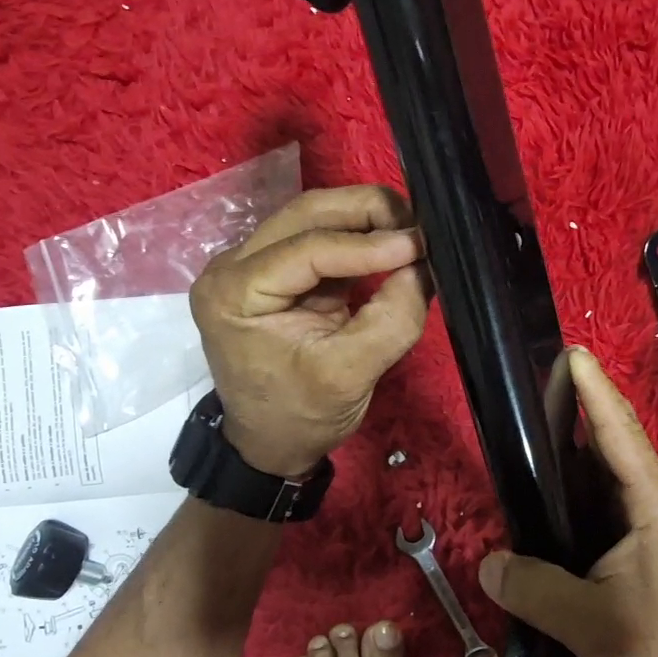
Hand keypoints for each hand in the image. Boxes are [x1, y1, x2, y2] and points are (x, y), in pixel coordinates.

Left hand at [189, 185, 431, 478]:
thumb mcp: (349, 376)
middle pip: (306, 213)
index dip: (368, 244)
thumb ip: (390, 320)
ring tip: (413, 233)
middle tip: (420, 226)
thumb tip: (424, 266)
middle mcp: (233, 266)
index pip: (308, 248)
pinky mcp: (279, 271)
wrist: (270, 445)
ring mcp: (253, 264)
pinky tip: (394, 245)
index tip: (421, 246)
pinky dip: (362, 238)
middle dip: (368, 211)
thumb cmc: (299, 417)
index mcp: (233, 292)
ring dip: (367, 219)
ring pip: (315, 217)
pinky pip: (323, 239)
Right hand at [477, 348, 657, 656]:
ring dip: (574, 449)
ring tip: (528, 428)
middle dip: (575, 408)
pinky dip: (581, 482)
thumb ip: (532, 589)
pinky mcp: (651, 532)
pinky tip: (549, 487)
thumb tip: (488, 563)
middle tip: (527, 389)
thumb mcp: (587, 624)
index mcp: (654, 503)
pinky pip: (610, 492)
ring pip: (609, 468)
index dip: (593, 389)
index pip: (619, 431)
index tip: (570, 352)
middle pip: (612, 440)